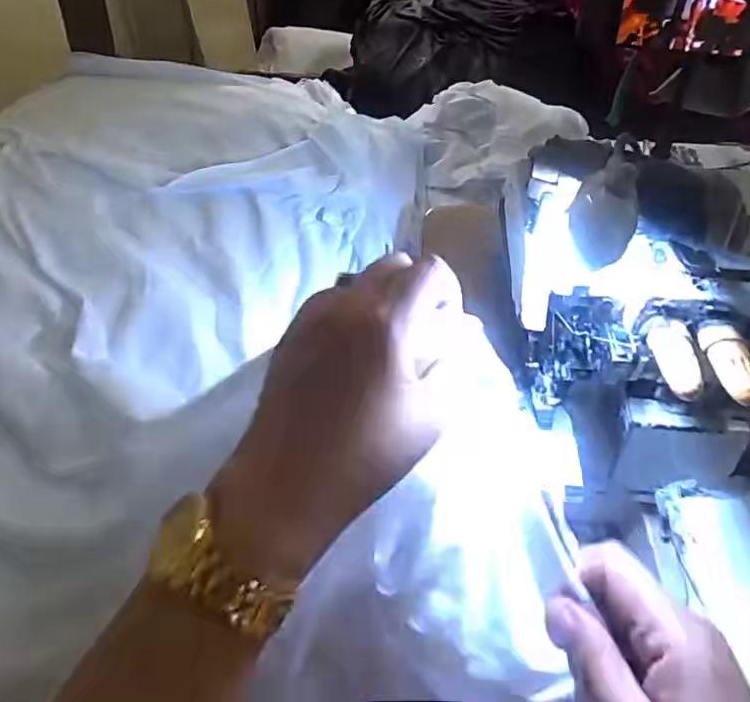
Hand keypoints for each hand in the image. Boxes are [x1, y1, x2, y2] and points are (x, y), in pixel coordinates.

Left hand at [209, 253, 465, 584]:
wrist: (284, 484)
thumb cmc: (367, 454)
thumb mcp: (432, 413)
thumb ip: (455, 361)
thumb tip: (465, 328)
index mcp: (388, 320)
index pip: (429, 269)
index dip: (448, 290)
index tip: (447, 325)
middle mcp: (349, 303)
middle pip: (395, 264)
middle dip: (417, 287)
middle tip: (422, 331)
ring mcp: (315, 313)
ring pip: (363, 278)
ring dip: (385, 296)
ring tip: (386, 342)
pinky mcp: (293, 329)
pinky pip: (335, 298)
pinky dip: (355, 309)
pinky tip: (354, 353)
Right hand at [545, 542, 749, 701]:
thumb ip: (593, 658)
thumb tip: (557, 602)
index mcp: (677, 625)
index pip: (612, 561)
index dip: (574, 579)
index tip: (552, 626)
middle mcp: (691, 621)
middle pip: (621, 590)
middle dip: (588, 623)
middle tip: (579, 679)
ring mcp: (701, 645)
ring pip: (632, 621)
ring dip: (604, 649)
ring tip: (602, 697)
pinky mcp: (703, 669)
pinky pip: (651, 647)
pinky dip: (626, 666)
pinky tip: (623, 700)